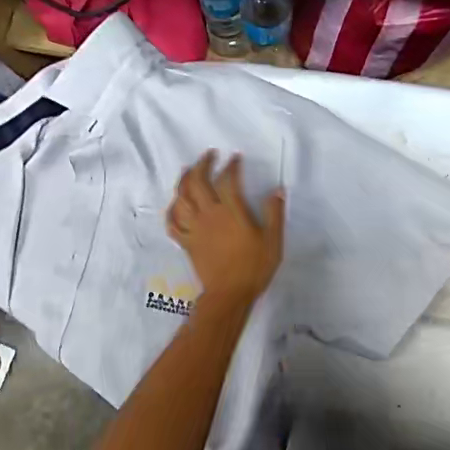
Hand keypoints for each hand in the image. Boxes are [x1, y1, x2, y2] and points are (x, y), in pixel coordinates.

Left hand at [165, 151, 284, 302]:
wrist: (229, 294)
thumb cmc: (254, 267)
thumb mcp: (273, 240)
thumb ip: (274, 213)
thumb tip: (277, 190)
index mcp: (231, 212)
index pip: (228, 180)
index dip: (231, 166)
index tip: (236, 158)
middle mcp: (209, 215)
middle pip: (198, 182)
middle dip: (203, 164)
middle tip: (209, 155)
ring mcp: (195, 228)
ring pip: (181, 198)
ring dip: (183, 180)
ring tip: (187, 170)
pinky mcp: (187, 242)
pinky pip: (173, 223)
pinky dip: (171, 211)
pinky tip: (174, 205)